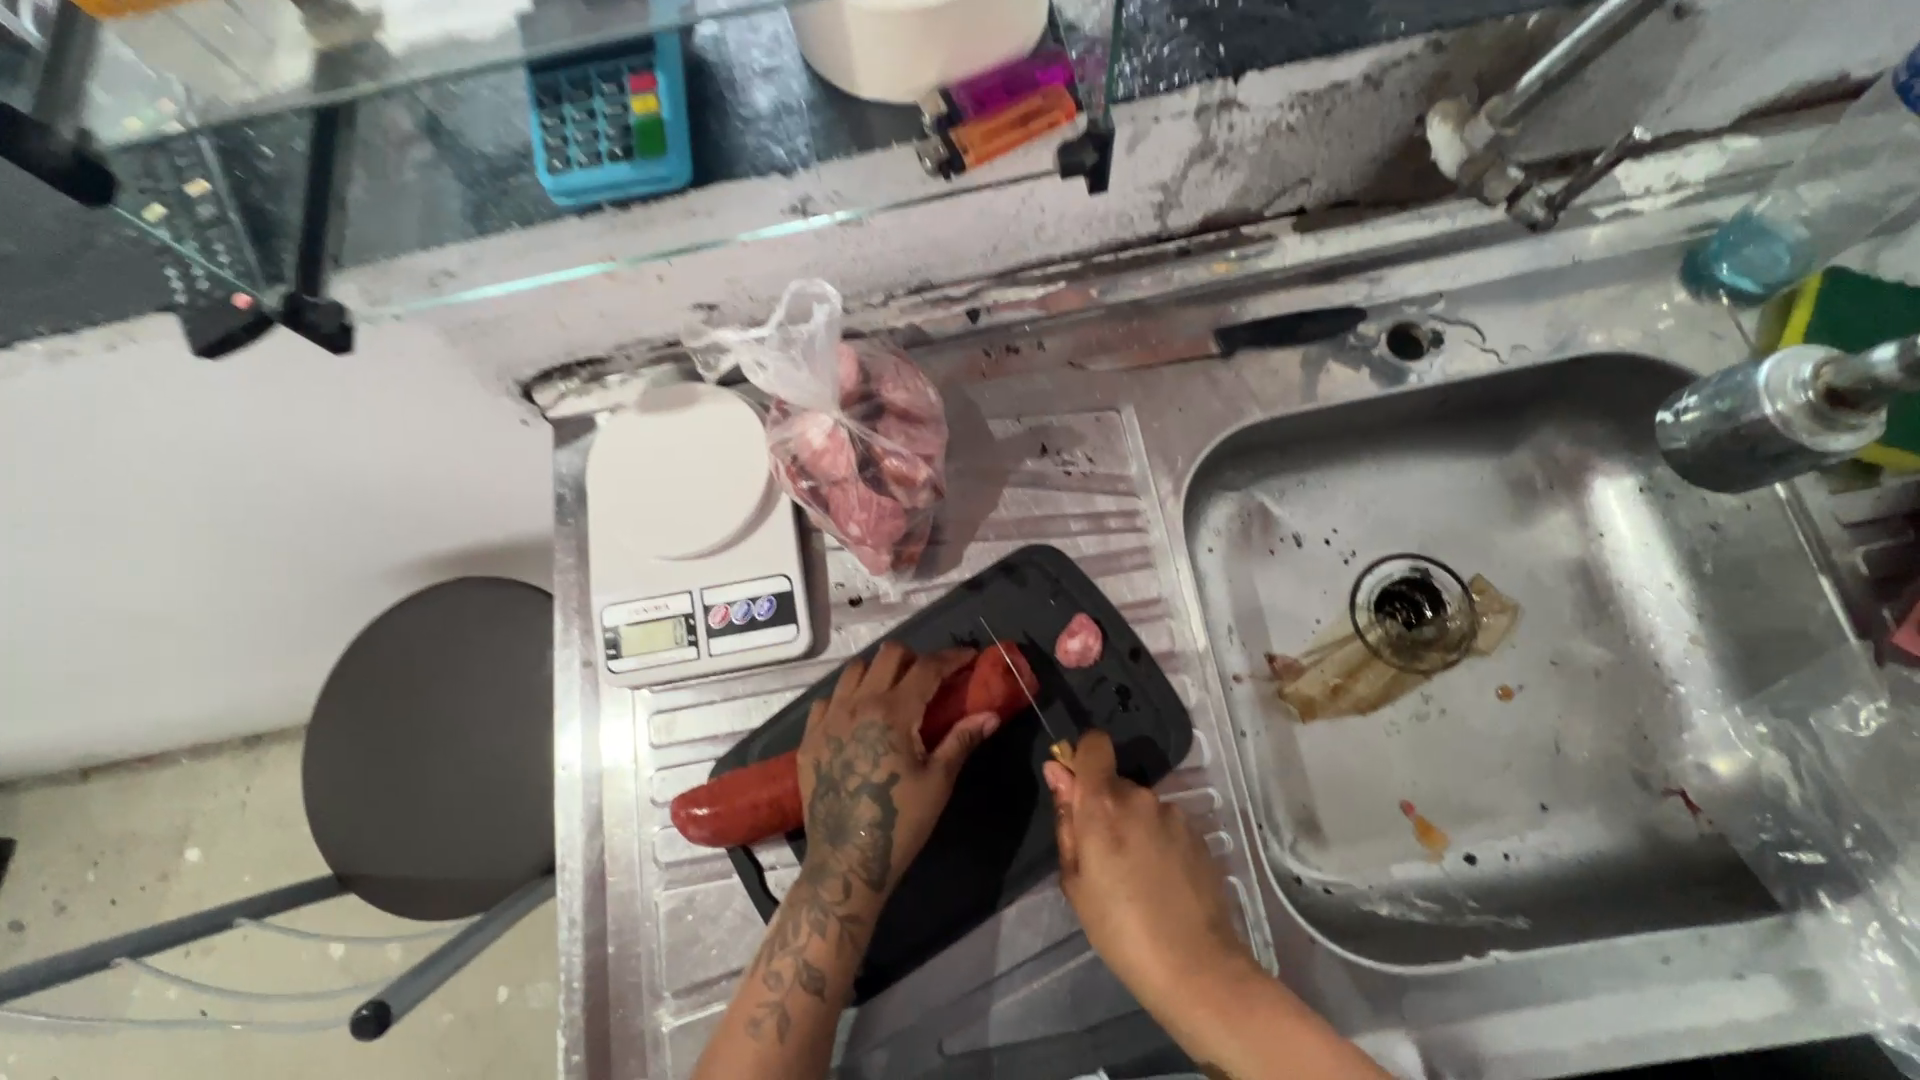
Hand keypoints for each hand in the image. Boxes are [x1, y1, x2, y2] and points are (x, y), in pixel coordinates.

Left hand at [797, 643, 1001, 904]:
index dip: (951, 657)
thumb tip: (991, 715)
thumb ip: (962, 739)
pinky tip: (860, 716)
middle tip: (932, 676)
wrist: (847, 860)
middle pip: (887, 655)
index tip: (968, 656)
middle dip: (915, 657)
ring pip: (854, 670)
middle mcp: (856, 704)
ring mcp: (828, 719)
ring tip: (895, 690)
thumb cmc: (901, 821)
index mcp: (892, 711)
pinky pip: (828, 699)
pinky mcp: (809, 737)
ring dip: (879, 671)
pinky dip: (848, 696)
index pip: (926, 667)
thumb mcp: (938, 780)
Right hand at [1044, 731, 1258, 1006]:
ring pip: (1141, 807)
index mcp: (1103, 804)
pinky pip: (1165, 826)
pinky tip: (1160, 882)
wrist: (1195, 965)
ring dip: (1133, 827)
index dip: (1082, 757)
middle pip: (1115, 783)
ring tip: (1135, 877)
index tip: (1076, 788)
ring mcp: (1174, 815)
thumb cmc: (1119, 928)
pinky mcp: (1199, 834)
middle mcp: (1141, 798)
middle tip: (1102, 856)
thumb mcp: (1075, 881)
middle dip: (1104, 807)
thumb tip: (1058, 773)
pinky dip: (1157, 843)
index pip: (1094, 745)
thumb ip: (1066, 822)